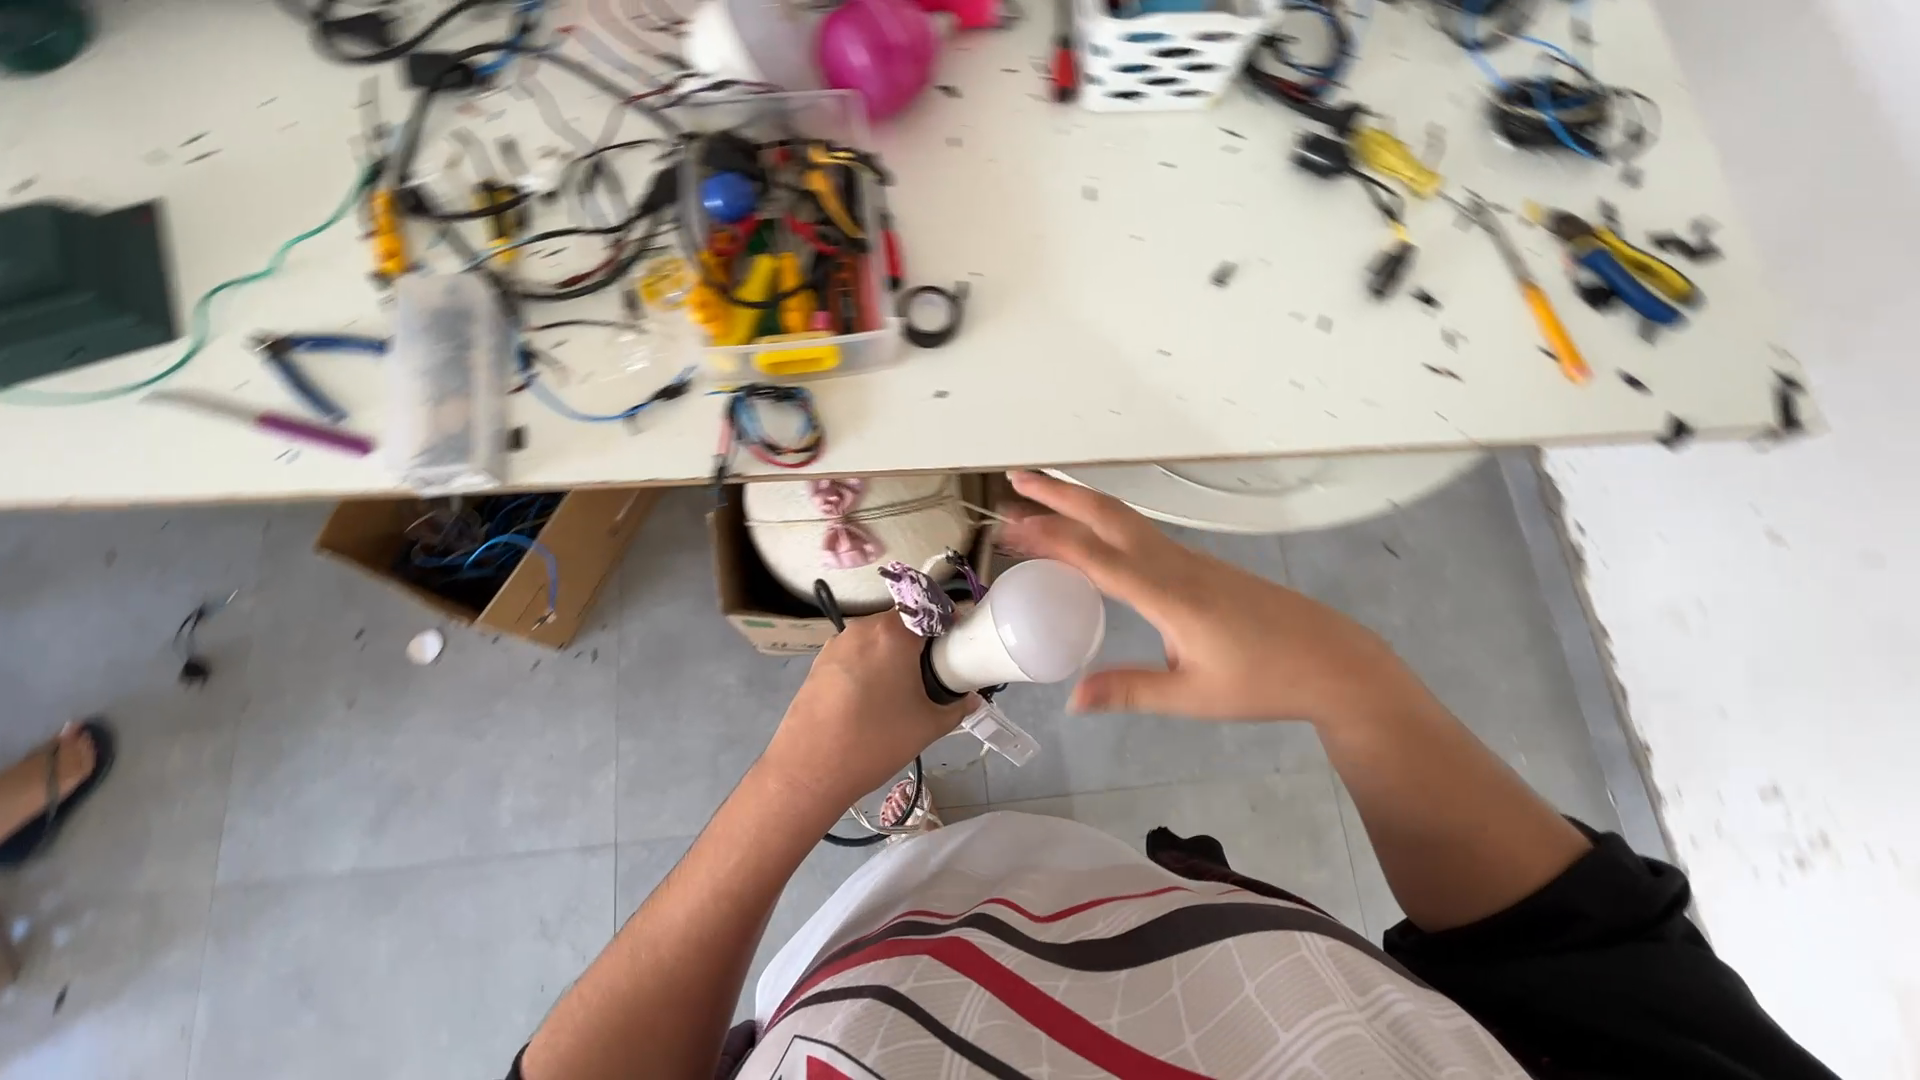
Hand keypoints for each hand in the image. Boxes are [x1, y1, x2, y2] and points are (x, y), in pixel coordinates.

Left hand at [760, 613, 974, 812]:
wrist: (809, 768)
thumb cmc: (876, 740)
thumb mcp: (928, 726)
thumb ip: (956, 707)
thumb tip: (969, 699)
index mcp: (893, 633)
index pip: (930, 611)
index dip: (947, 625)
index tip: (955, 648)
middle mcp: (862, 628)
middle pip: (901, 622)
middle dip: (920, 641)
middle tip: (933, 672)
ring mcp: (836, 643)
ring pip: (876, 638)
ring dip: (892, 653)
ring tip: (902, 688)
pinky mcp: (819, 662)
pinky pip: (855, 653)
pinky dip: (869, 665)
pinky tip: (872, 698)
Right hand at [999, 470, 1435, 726]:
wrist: (1333, 661)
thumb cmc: (1264, 681)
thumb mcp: (1193, 696)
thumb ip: (1129, 691)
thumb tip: (1072, 700)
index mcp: (1167, 594)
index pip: (1095, 556)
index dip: (1049, 539)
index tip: (1009, 528)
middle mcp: (1173, 565)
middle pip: (1108, 516)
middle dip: (1059, 494)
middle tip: (1016, 481)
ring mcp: (1189, 560)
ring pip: (1125, 518)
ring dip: (1080, 501)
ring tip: (1042, 494)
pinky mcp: (1199, 566)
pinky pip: (1139, 532)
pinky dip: (1103, 521)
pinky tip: (1093, 534)